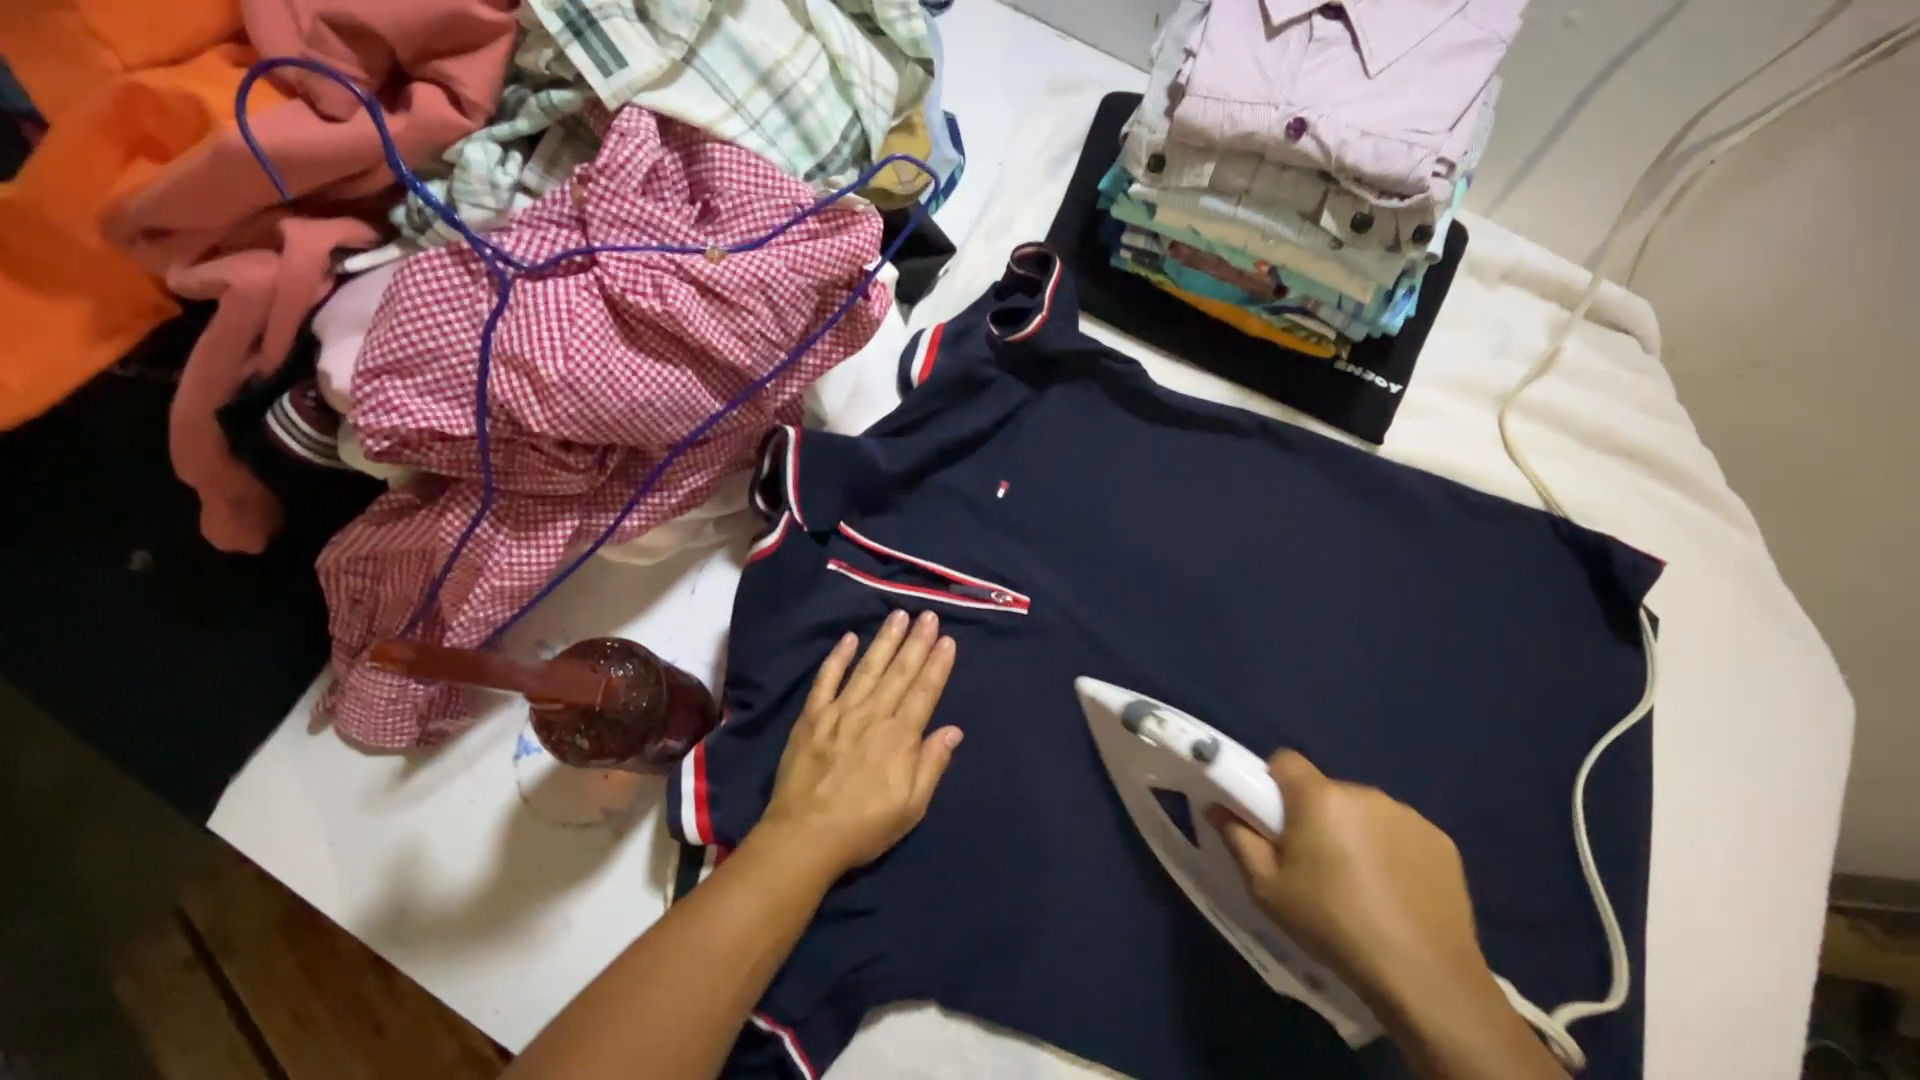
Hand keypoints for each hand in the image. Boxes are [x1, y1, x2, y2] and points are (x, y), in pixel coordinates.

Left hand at [755, 610, 962, 877]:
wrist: (805, 836)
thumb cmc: (864, 827)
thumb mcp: (911, 806)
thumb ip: (932, 764)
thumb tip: (953, 730)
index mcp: (900, 737)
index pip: (924, 692)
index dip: (937, 665)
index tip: (947, 639)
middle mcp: (873, 716)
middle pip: (899, 672)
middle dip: (916, 642)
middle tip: (928, 615)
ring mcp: (839, 713)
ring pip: (867, 668)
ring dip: (885, 640)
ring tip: (899, 616)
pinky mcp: (812, 717)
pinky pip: (826, 679)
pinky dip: (838, 658)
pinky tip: (849, 638)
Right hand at [1206, 751, 1489, 1016]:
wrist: (1423, 975)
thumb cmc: (1332, 926)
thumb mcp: (1268, 889)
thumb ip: (1239, 839)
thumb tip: (1218, 807)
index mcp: (1320, 798)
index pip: (1285, 761)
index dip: (1272, 785)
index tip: (1272, 822)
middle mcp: (1365, 794)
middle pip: (1325, 791)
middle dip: (1314, 816)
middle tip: (1311, 864)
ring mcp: (1408, 816)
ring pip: (1363, 812)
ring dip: (1353, 833)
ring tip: (1356, 885)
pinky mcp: (1441, 841)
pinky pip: (1400, 833)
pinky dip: (1390, 852)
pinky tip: (1393, 893)